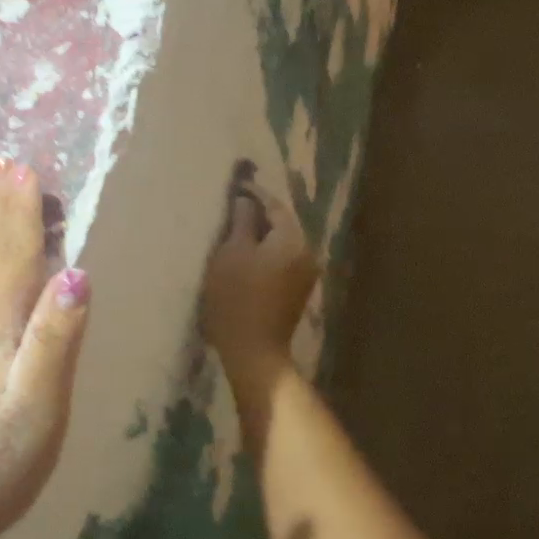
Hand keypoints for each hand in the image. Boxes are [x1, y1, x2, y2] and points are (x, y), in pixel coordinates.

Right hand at [202, 180, 319, 376]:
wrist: (254, 351)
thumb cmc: (237, 298)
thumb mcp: (231, 253)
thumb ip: (240, 221)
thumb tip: (245, 199)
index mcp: (293, 239)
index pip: (275, 206)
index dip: (254, 194)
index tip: (236, 186)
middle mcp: (307, 252)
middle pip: (283, 224)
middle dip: (260, 214)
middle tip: (234, 205)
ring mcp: (306, 274)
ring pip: (283, 243)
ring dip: (263, 234)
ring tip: (237, 230)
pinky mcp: (298, 291)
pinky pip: (283, 260)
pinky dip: (267, 253)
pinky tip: (248, 256)